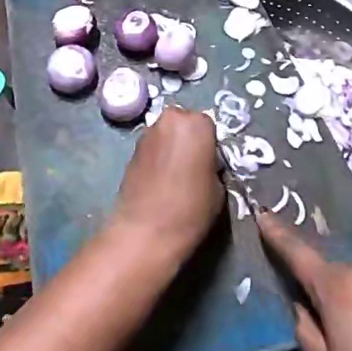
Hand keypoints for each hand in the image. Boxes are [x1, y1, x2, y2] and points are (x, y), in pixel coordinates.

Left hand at [108, 107, 222, 253]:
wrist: (146, 230)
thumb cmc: (190, 209)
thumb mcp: (218, 189)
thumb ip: (213, 166)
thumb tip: (205, 165)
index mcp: (196, 124)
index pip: (208, 126)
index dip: (210, 145)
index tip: (209, 164)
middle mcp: (170, 120)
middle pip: (185, 124)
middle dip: (189, 140)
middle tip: (193, 166)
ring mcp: (148, 132)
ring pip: (167, 134)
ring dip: (172, 147)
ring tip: (175, 175)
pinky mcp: (132, 148)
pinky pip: (153, 145)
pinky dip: (158, 156)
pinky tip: (160, 179)